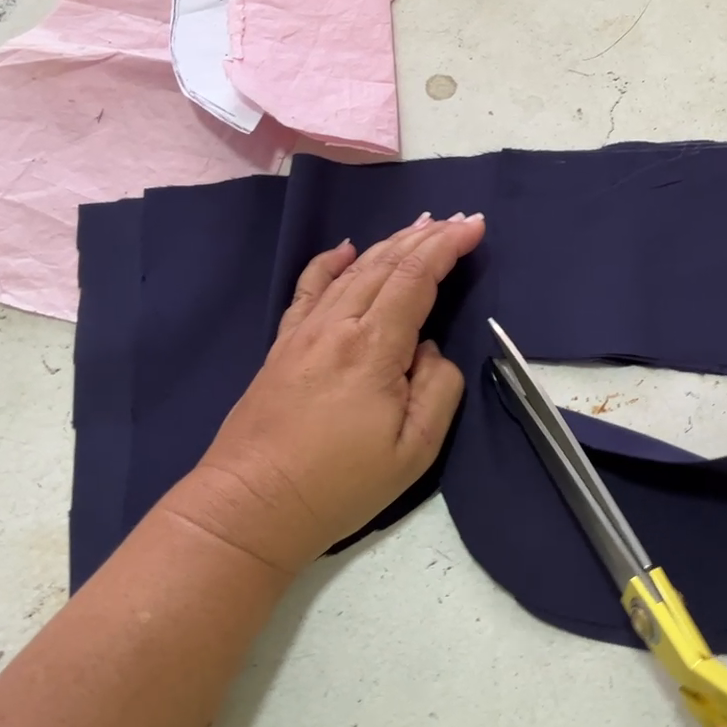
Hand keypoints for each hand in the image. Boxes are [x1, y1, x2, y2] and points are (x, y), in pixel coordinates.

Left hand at [162, 211, 486, 575]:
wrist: (251, 507)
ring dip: (390, 242)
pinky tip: (345, 248)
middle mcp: (337, 325)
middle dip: (426, 236)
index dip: (448, 247)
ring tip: (419, 224)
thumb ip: (439, 388)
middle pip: (386, 264)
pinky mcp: (282, 345)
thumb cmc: (340, 484)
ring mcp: (304, 332)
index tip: (475, 226)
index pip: (416, 278)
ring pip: (353, 271)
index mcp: (374, 347)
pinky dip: (330, 262)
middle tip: (458, 219)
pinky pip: (308, 288)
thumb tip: (428, 349)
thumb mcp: (415, 450)